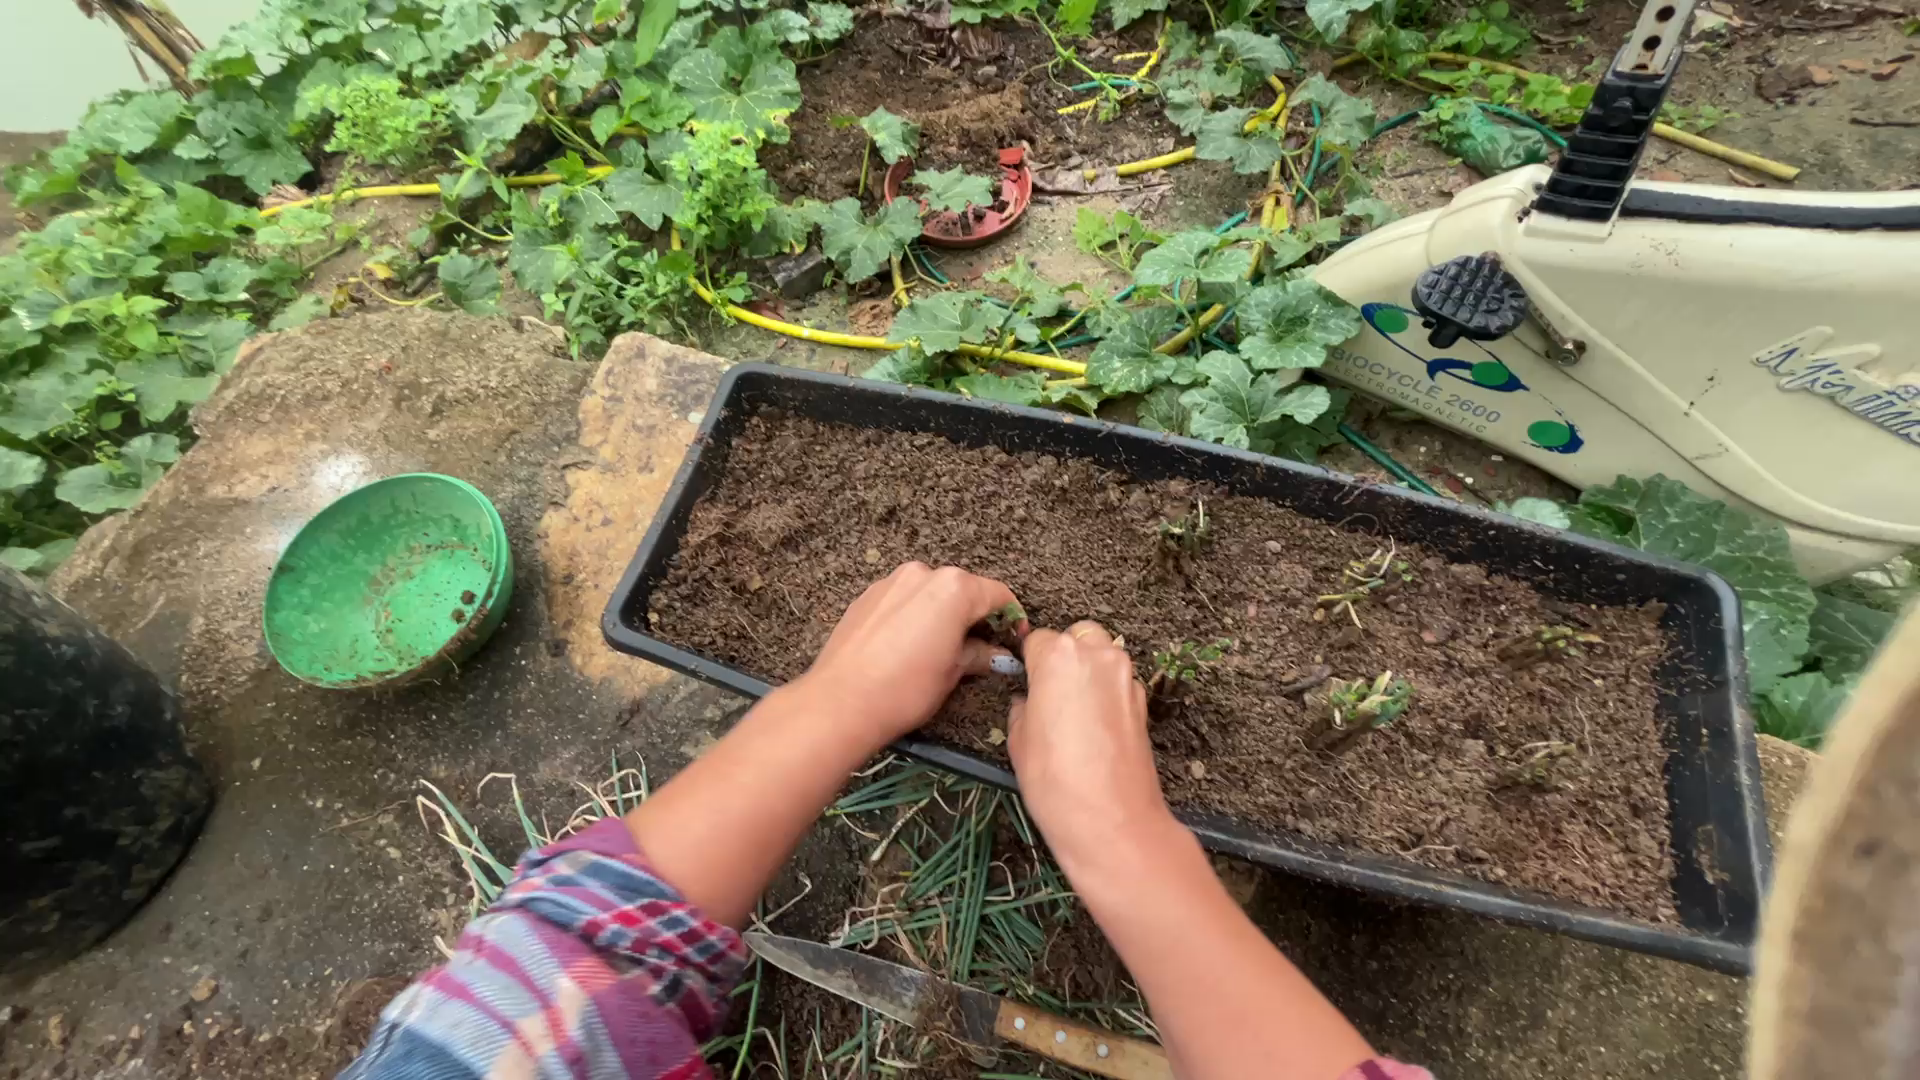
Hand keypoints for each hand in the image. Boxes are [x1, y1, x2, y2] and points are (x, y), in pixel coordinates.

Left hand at [795, 562, 1021, 743]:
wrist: (841, 700)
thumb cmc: (905, 688)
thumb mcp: (953, 673)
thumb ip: (978, 654)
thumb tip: (996, 654)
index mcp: (954, 588)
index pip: (997, 594)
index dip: (1012, 616)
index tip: (1015, 637)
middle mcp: (923, 574)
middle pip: (963, 589)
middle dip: (974, 615)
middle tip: (979, 647)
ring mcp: (891, 581)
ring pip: (930, 592)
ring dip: (942, 613)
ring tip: (940, 647)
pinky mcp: (868, 595)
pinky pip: (903, 599)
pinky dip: (914, 614)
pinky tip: (908, 644)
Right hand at [1008, 621, 1174, 861]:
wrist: (1113, 821)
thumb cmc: (1056, 780)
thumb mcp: (1019, 740)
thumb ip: (1023, 707)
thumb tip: (1028, 701)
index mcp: (1058, 656)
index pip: (1036, 639)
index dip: (1028, 662)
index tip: (1025, 683)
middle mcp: (1097, 655)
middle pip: (1077, 637)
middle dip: (1063, 656)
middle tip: (1049, 692)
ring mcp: (1125, 677)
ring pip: (1103, 655)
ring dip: (1088, 671)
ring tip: (1073, 710)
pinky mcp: (1143, 702)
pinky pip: (1119, 682)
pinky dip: (1106, 693)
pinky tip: (1094, 726)